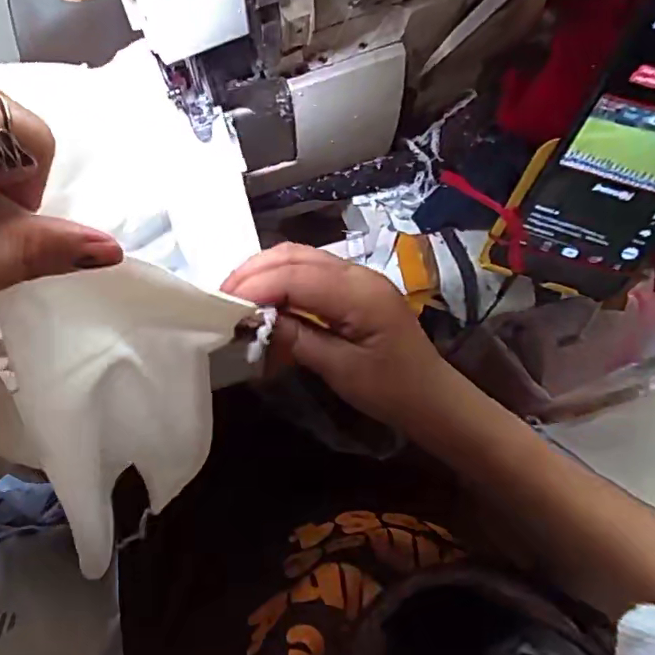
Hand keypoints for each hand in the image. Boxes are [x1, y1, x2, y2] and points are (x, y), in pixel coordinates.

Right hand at [221, 244, 461, 428]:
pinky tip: (262, 296)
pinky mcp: (351, 286)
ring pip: (298, 256)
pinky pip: (308, 269)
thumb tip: (254, 319)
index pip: (295, 276)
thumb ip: (296, 338)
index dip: (255, 286)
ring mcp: (355, 276)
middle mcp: (356, 274)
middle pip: (293, 255)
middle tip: (220, 297)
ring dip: (263, 271)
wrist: (433, 398)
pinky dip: (279, 277)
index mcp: (359, 293)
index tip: (223, 305)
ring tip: (234, 295)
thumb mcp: (340, 369)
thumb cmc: (391, 390)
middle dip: (253, 272)